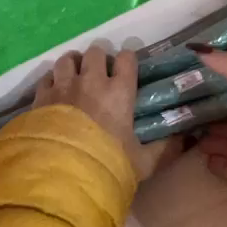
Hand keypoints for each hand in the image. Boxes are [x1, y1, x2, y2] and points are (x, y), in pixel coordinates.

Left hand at [32, 47, 171, 181]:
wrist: (62, 175)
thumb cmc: (107, 165)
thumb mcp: (143, 162)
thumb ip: (164, 148)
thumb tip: (185, 139)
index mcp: (119, 92)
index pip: (127, 58)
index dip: (127, 60)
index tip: (127, 69)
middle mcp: (91, 81)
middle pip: (95, 52)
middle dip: (99, 59)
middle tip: (100, 74)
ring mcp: (63, 87)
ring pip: (68, 59)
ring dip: (73, 64)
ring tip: (75, 76)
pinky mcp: (41, 97)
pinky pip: (47, 77)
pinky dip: (52, 80)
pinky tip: (54, 92)